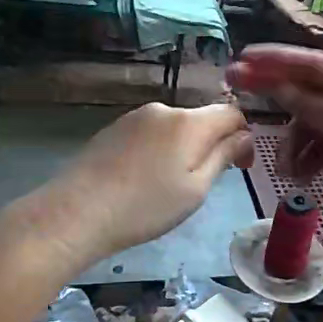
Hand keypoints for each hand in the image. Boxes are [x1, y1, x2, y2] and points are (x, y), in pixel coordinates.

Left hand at [22, 102, 253, 266]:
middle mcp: (162, 110)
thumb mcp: (195, 190)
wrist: (77, 212)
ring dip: (182, 149)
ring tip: (167, 187)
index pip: (232, 113)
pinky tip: (142, 180)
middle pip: (201, 120)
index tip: (240, 168)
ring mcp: (133, 117)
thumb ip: (224, 156)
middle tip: (201, 185)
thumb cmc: (145, 207)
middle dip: (211, 145)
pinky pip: (149, 134)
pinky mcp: (113, 129)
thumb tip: (245, 136)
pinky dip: (157, 151)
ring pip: (173, 128)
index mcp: (189, 122)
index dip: (244, 137)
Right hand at [227, 45, 322, 237]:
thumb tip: (279, 84)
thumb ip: (315, 105)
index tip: (242, 58)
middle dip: (281, 104)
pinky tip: (303, 176)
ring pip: (314, 121)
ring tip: (288, 170)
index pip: (315, 63)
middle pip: (311, 91)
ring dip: (296, 143)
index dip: (276, 60)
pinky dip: (311, 157)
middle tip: (241, 98)